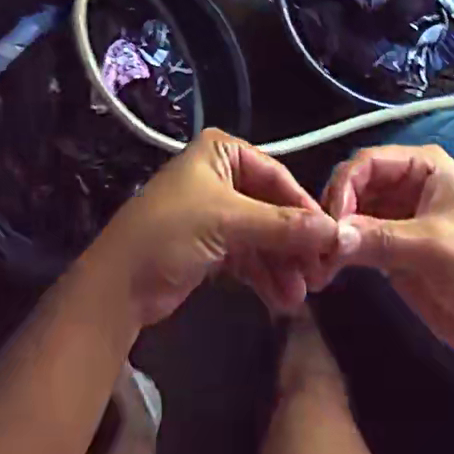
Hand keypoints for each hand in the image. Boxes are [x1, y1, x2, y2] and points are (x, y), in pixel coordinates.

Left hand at [86, 129, 339, 324]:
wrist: (118, 284)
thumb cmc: (170, 233)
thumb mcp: (228, 223)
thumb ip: (282, 226)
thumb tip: (335, 230)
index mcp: (220, 152)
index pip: (276, 175)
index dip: (304, 208)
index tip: (333, 240)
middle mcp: (220, 176)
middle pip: (271, 207)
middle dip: (294, 243)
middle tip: (320, 276)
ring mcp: (215, 212)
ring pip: (262, 235)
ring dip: (282, 265)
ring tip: (300, 297)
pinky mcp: (211, 245)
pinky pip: (249, 255)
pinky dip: (265, 275)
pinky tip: (282, 300)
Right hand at [322, 144, 453, 364]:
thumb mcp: (436, 250)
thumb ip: (382, 238)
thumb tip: (332, 234)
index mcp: (423, 167)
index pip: (368, 162)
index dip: (345, 185)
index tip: (331, 220)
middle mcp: (405, 183)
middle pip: (353, 183)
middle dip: (334, 209)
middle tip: (319, 243)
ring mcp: (395, 215)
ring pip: (348, 211)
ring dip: (332, 232)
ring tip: (318, 260)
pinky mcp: (387, 247)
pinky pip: (353, 238)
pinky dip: (338, 250)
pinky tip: (327, 268)